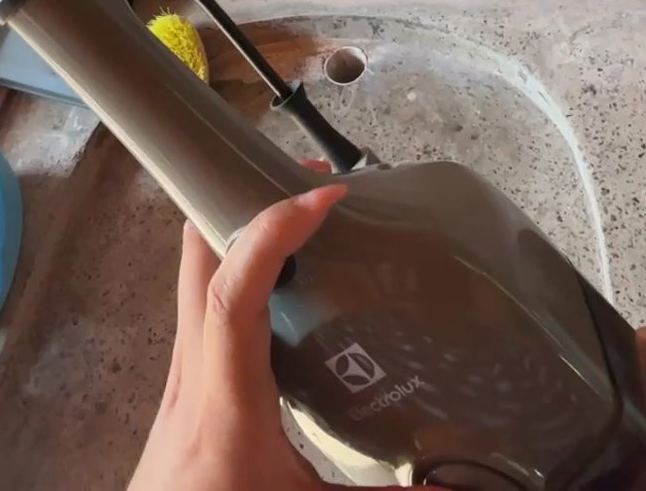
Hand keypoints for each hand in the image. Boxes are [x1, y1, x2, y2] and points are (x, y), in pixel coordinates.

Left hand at [130, 183, 401, 490]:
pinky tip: (288, 280)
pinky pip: (206, 292)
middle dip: (248, 197)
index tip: (326, 196)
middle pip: (197, 251)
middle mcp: (195, 368)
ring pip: (196, 264)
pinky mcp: (187, 372)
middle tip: (313, 186)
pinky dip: (241, 261)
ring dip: (243, 224)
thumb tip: (461, 487)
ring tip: (308, 220)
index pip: (233, 291)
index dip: (272, 230)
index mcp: (226, 401)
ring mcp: (183, 365)